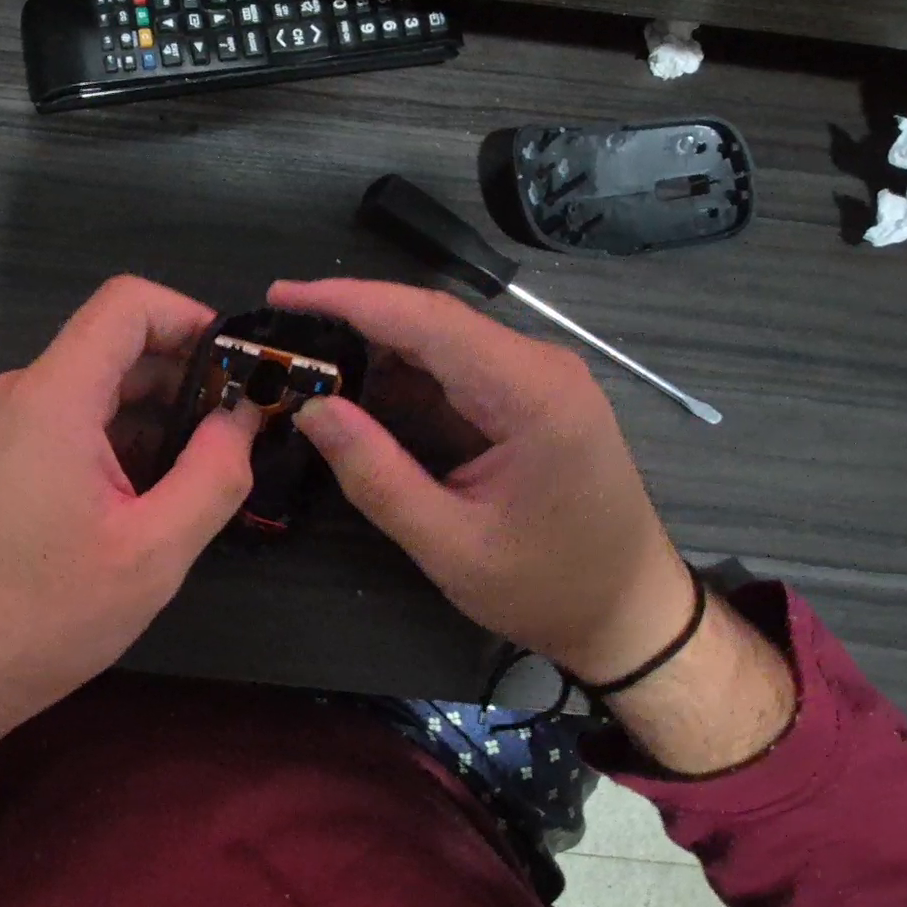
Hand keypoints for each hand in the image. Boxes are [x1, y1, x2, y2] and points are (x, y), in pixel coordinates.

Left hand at [0, 276, 259, 796]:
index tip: (240, 364)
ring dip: (152, 414)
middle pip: (113, 346)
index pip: (127, 303)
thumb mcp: (153, 551)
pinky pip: (66, 425)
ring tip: (203, 465)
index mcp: (54, 397)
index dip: (191, 316)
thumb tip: (243, 418)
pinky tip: (148, 493)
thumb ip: (213, 474)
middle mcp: (19, 395)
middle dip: (183, 374)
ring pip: (91, 390)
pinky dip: (116, 441)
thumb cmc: (45, 616)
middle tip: (238, 424)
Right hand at [266, 278, 694, 684]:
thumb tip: (311, 409)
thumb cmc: (546, 587)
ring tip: (302, 360)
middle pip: (428, 318)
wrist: (629, 610)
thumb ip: (376, 476)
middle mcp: (538, 366)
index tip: (282, 295)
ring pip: (436, 338)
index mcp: (530, 394)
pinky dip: (396, 372)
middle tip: (277, 332)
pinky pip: (451, 366)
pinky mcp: (525, 395)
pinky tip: (353, 387)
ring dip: (369, 345)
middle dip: (348, 317)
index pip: (425, 320)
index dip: (347, 300)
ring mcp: (535, 377)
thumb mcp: (448, 545)